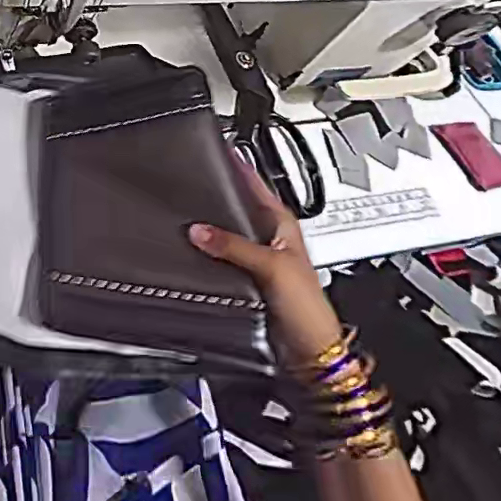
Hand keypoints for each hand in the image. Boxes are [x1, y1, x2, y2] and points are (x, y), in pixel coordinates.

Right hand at [188, 153, 343, 362]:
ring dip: (211, 228)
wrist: (312, 354)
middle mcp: (270, 235)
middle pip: (237, 206)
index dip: (237, 164)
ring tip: (187, 214)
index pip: (254, 182)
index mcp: (282, 222)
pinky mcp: (247, 278)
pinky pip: (222, 256)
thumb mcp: (271, 267)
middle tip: (191, 180)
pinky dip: (210, 251)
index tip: (216, 147)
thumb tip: (199, 229)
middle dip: (216, 196)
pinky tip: (196, 248)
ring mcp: (258, 257)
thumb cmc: (310, 309)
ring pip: (227, 232)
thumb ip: (234, 245)